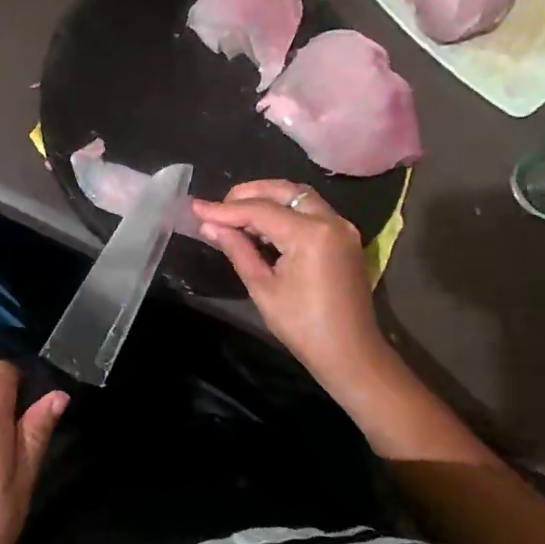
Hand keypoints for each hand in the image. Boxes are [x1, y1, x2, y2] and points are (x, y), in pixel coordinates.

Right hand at [193, 180, 386, 382]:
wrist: (349, 352)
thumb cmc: (301, 325)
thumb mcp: (262, 287)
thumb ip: (237, 249)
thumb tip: (209, 226)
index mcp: (310, 235)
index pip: (260, 211)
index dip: (224, 209)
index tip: (195, 208)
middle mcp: (331, 221)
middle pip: (284, 192)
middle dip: (248, 194)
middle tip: (217, 206)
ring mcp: (341, 228)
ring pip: (299, 198)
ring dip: (267, 200)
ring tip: (234, 215)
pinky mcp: (343, 238)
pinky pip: (310, 212)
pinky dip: (284, 212)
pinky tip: (260, 226)